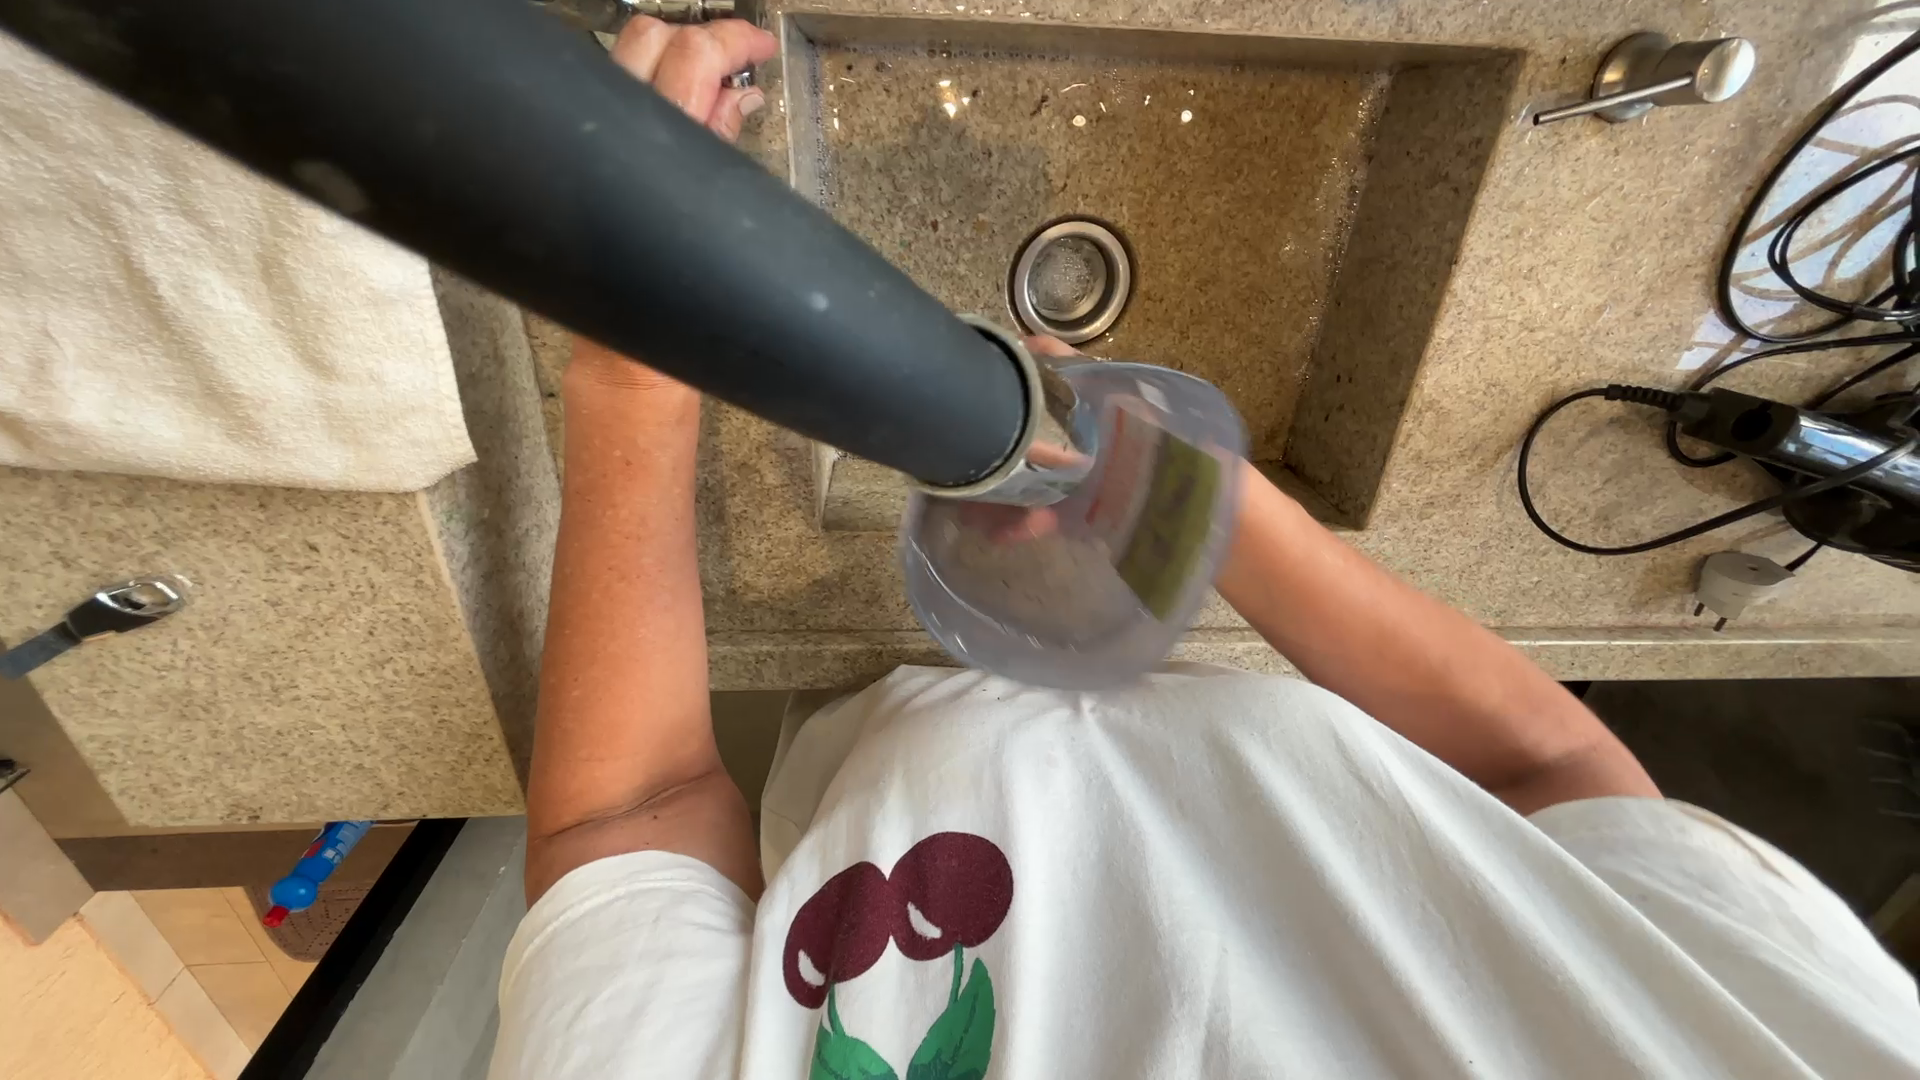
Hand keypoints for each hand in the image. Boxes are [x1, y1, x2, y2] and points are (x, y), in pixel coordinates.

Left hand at [568, 16, 779, 394]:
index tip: (760, 44)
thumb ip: (719, 147)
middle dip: (697, 39)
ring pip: (632, 64)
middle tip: (737, 67)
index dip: (730, 38)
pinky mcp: (602, 170)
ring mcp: (604, 150)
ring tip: (722, 97)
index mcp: (647, 151)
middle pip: (647, 38)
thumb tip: (734, 95)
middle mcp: (616, 139)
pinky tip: (696, 120)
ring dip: (681, 67)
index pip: (687, 58)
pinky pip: (630, 109)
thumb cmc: (667, 312)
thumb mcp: (714, 228)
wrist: (628, 357)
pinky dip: (668, 100)